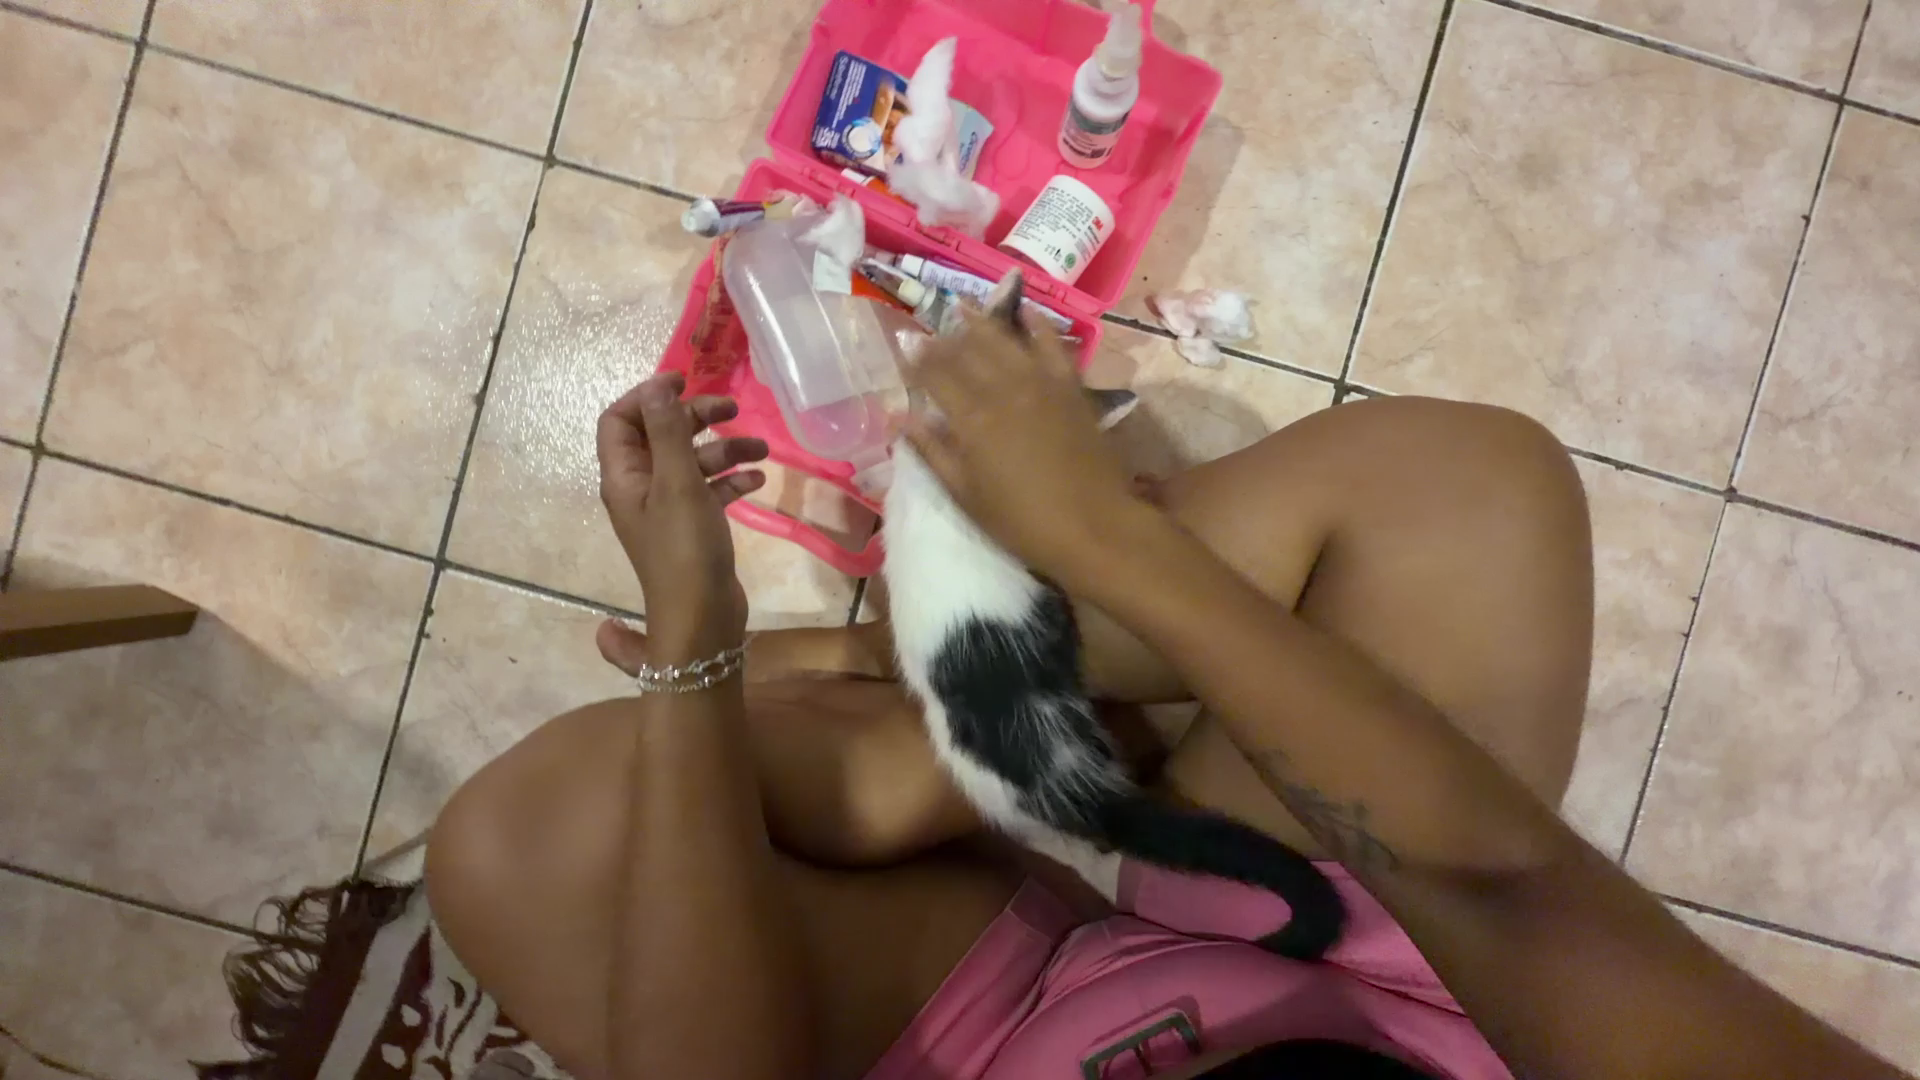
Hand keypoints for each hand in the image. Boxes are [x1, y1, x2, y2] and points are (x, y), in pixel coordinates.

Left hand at [597, 373, 768, 663]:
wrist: (702, 618)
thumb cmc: (685, 550)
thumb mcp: (677, 485)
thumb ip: (669, 433)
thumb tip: (657, 386)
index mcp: (625, 477)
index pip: (621, 420)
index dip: (649, 396)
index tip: (687, 381)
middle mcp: (641, 489)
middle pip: (662, 437)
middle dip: (696, 419)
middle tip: (733, 409)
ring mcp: (669, 510)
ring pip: (692, 464)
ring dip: (724, 451)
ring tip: (762, 450)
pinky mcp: (695, 528)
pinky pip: (711, 492)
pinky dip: (731, 482)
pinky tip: (758, 481)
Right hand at [902, 319, 1141, 581]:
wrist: (1094, 526)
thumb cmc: (1022, 522)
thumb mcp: (966, 496)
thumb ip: (933, 452)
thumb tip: (899, 419)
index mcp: (973, 419)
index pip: (935, 375)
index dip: (916, 360)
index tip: (902, 349)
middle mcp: (1005, 389)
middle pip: (967, 351)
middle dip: (943, 339)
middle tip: (927, 331)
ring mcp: (1042, 383)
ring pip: (1005, 340)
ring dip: (980, 323)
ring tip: (961, 308)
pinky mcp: (1071, 387)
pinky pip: (1052, 345)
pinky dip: (1037, 326)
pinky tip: (1025, 313)